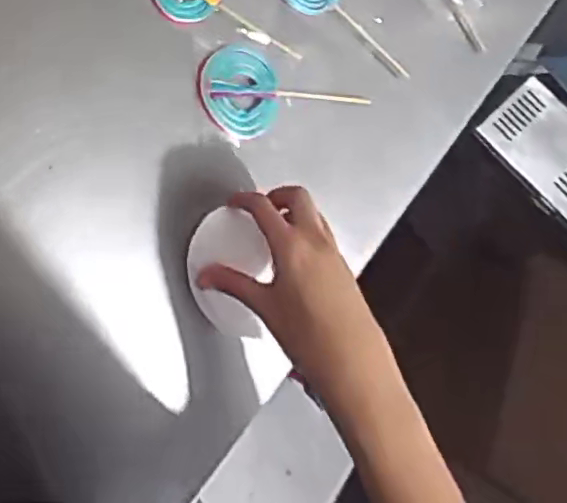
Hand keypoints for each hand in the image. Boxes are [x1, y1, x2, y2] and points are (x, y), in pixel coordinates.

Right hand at [197, 187, 391, 392]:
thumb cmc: (315, 342)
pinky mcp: (346, 273)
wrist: (357, 373)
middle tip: (260, 205)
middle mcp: (317, 244)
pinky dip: (309, 234)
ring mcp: (335, 257)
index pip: (263, 205)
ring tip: (277, 228)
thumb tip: (209, 275)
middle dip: (276, 194)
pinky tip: (297, 259)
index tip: (236, 202)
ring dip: (295, 212)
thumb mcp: (264, 308)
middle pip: (297, 196)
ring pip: (316, 215)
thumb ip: (232, 284)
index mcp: (292, 245)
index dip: (245, 199)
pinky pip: (326, 238)